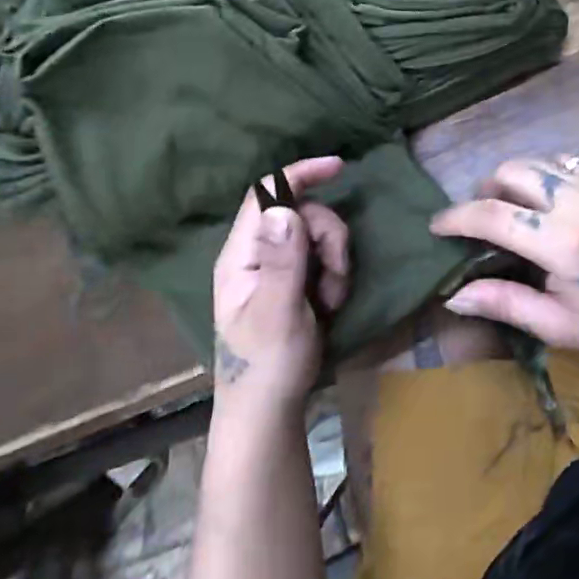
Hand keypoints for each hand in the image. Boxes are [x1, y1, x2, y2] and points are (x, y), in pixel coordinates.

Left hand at [211, 156, 352, 415]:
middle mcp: (254, 253)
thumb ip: (283, 260)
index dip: (300, 175)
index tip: (338, 168)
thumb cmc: (268, 364)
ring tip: (330, 299)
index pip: (266, 194)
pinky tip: (329, 303)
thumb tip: (285, 208)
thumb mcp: (278, 312)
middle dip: (328, 237)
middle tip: (334, 278)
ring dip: (334, 261)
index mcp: (240, 255)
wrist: (268, 410)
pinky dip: (333, 275)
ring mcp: (274, 267)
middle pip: (300, 212)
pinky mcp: (292, 281)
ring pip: (315, 235)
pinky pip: (321, 258)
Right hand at [428, 156, 578, 370]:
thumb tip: (452, 295)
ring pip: (533, 161)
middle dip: (483, 191)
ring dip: (509, 180)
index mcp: (563, 244)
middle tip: (478, 222)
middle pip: (510, 171)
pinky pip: (559, 163)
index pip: (492, 215)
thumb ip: (505, 303)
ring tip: (507, 211)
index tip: (435, 226)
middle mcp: (578, 203)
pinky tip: (539, 204)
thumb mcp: (560, 327)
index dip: (455, 217)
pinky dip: (537, 176)